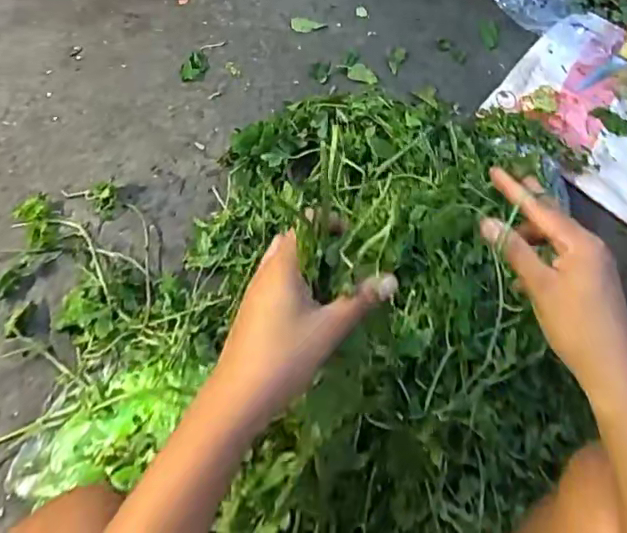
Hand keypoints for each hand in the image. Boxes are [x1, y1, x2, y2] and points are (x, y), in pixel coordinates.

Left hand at [209, 230, 395, 424]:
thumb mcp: (329, 327)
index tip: (353, 239)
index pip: (306, 223)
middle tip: (346, 264)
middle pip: (296, 242)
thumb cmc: (284, 357)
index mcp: (283, 265)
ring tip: (334, 288)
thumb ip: (361, 299)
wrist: (233, 404)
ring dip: (310, 268)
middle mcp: (266, 272)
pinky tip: (313, 313)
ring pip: (285, 264)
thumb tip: (393, 279)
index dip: (330, 223)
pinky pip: (277, 283)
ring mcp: (255, 293)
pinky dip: (297, 285)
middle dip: (323, 247)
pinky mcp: (251, 313)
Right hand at [478, 168, 626, 388]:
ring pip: (559, 238)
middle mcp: (590, 244)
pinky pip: (565, 255)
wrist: (613, 369)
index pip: (540, 208)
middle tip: (509, 181)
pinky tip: (526, 273)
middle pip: (553, 217)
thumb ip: (515, 251)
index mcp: (579, 241)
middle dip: (529, 202)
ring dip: (533, 236)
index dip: (515, 190)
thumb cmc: (574, 325)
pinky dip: (544, 256)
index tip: (495, 170)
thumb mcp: (540, 287)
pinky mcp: (595, 279)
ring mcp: (596, 262)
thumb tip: (487, 221)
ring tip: (509, 237)